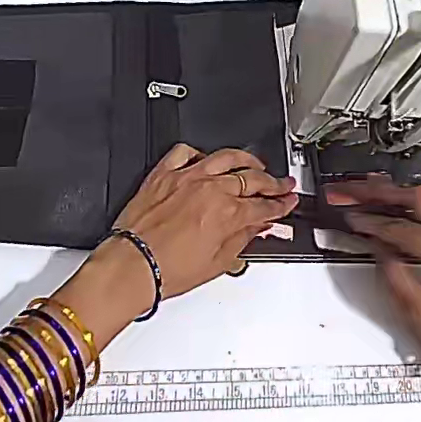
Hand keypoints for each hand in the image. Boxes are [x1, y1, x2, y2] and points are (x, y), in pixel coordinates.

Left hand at [112, 144, 296, 297]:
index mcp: (228, 214)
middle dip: (274, 182)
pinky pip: (186, 152)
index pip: (265, 205)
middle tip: (283, 184)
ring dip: (247, 160)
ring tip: (256, 164)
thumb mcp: (218, 262)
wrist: (132, 265)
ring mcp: (187, 178)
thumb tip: (258, 227)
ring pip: (226, 157)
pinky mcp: (165, 174)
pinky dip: (200, 154)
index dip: (282, 204)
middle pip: (253, 179)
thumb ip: (244, 238)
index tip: (288, 202)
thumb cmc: (168, 269)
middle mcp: (210, 190)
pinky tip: (206, 159)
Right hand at [335, 179, 420, 371]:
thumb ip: (395, 276)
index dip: (375, 223)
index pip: (407, 229)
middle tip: (356, 189)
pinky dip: (411, 204)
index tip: (353, 217)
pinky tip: (392, 203)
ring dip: (397, 193)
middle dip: (384, 192)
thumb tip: (376, 248)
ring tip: (369, 188)